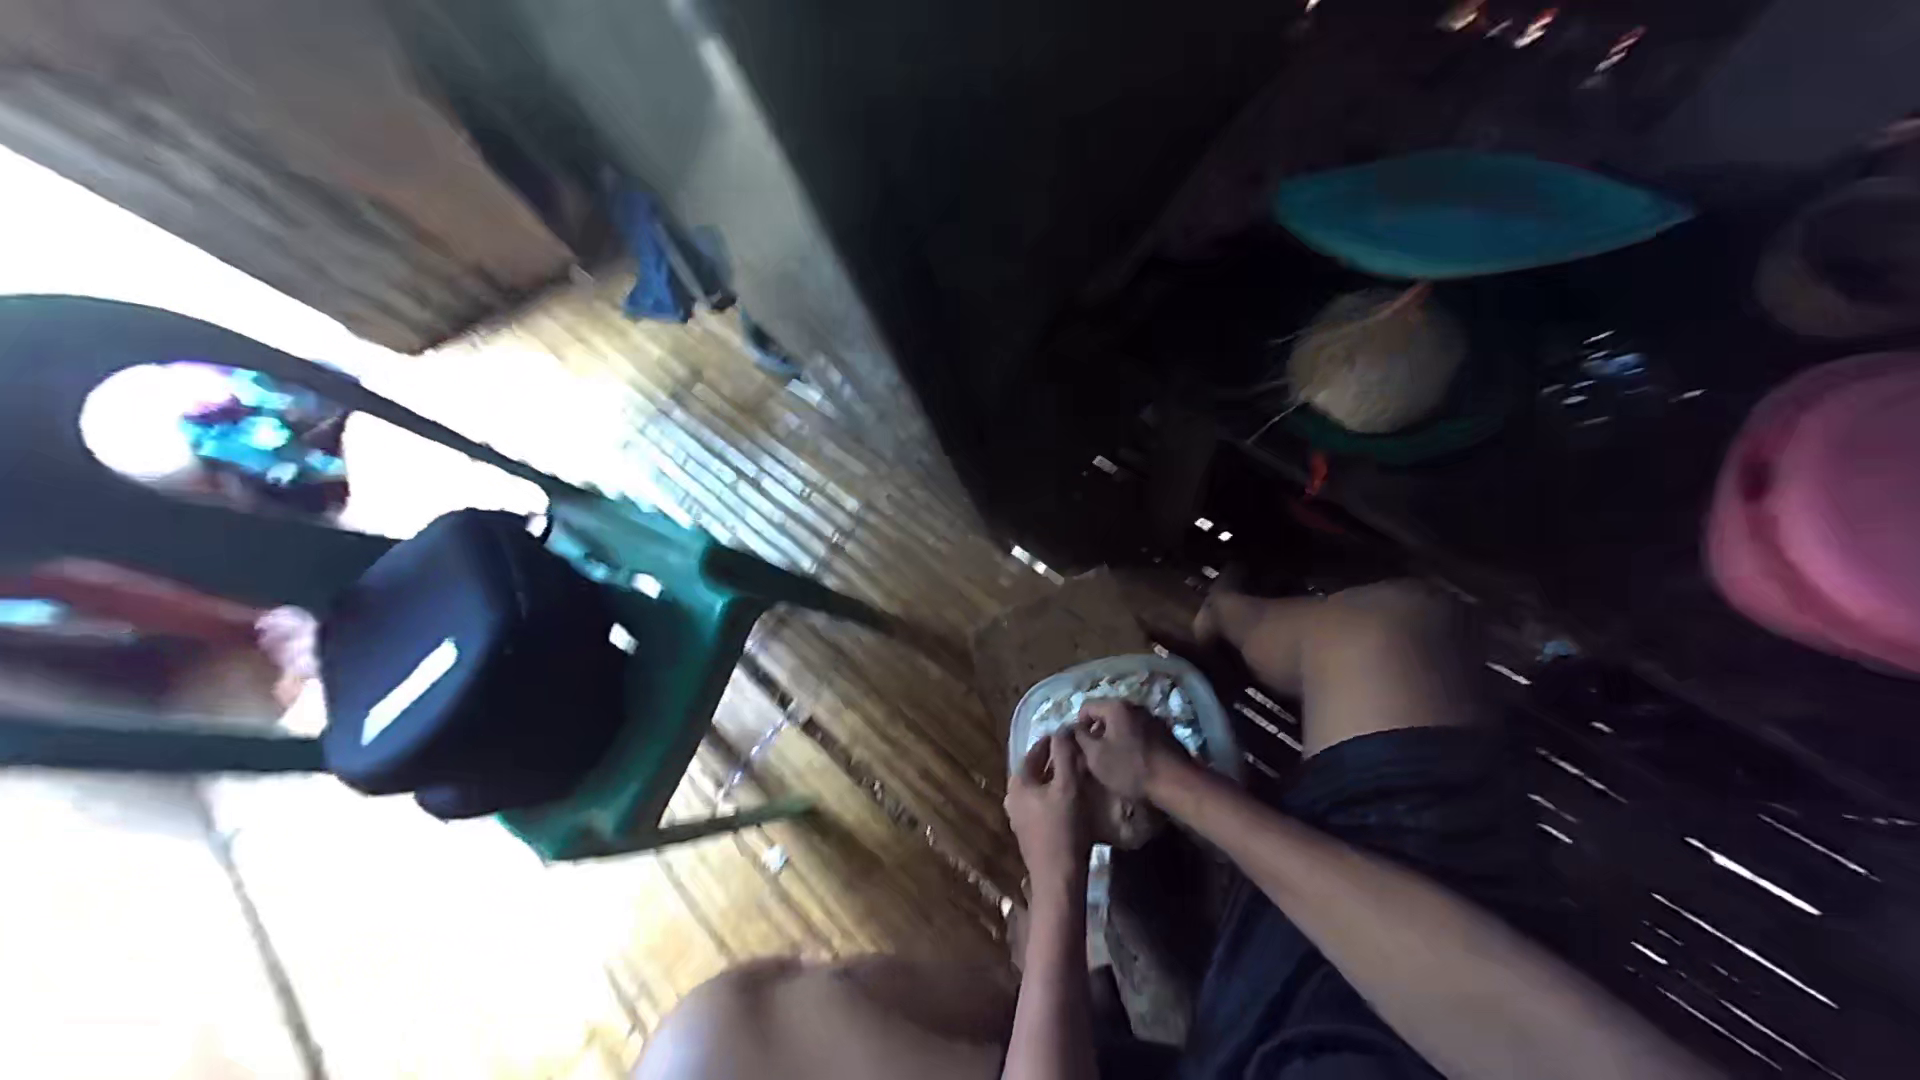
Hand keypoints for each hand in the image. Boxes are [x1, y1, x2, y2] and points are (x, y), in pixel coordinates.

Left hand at [1005, 733, 1090, 894]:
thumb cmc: (1064, 828)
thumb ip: (1064, 755)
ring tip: (1079, 772)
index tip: (1072, 735)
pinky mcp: (1029, 831)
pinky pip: (1042, 802)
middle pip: (1036, 769)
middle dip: (1055, 759)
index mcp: (1017, 783)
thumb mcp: (1068, 786)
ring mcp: (1018, 816)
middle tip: (1078, 752)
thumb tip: (1062, 730)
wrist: (1058, 878)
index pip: (1035, 751)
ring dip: (1056, 777)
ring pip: (1039, 786)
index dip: (1054, 741)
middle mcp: (1012, 797)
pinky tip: (1073, 797)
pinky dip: (1055, 794)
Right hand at [1073, 700, 1180, 800]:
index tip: (1081, 745)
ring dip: (1116, 737)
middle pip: (1107, 714)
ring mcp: (1152, 718)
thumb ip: (1081, 737)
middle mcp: (1135, 706)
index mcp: (1116, 707)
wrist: (1175, 783)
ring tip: (1115, 759)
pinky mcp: (1165, 732)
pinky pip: (1140, 732)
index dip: (1079, 725)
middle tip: (1096, 753)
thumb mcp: (1096, 756)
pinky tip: (1134, 761)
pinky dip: (1132, 741)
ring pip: (1124, 723)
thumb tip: (1075, 727)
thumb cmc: (1130, 768)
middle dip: (1098, 731)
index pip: (1087, 706)